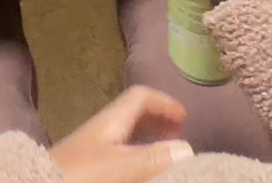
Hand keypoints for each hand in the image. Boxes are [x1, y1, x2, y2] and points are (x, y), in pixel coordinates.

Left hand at [49, 86, 192, 182]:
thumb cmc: (83, 174)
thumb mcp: (121, 167)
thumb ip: (152, 158)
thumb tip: (188, 148)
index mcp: (110, 120)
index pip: (139, 96)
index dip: (163, 102)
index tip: (186, 118)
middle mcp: (102, 129)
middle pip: (133, 114)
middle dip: (158, 121)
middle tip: (179, 137)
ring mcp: (93, 148)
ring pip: (127, 135)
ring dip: (149, 141)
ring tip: (167, 158)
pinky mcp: (88, 166)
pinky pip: (120, 153)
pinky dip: (137, 157)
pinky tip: (142, 173)